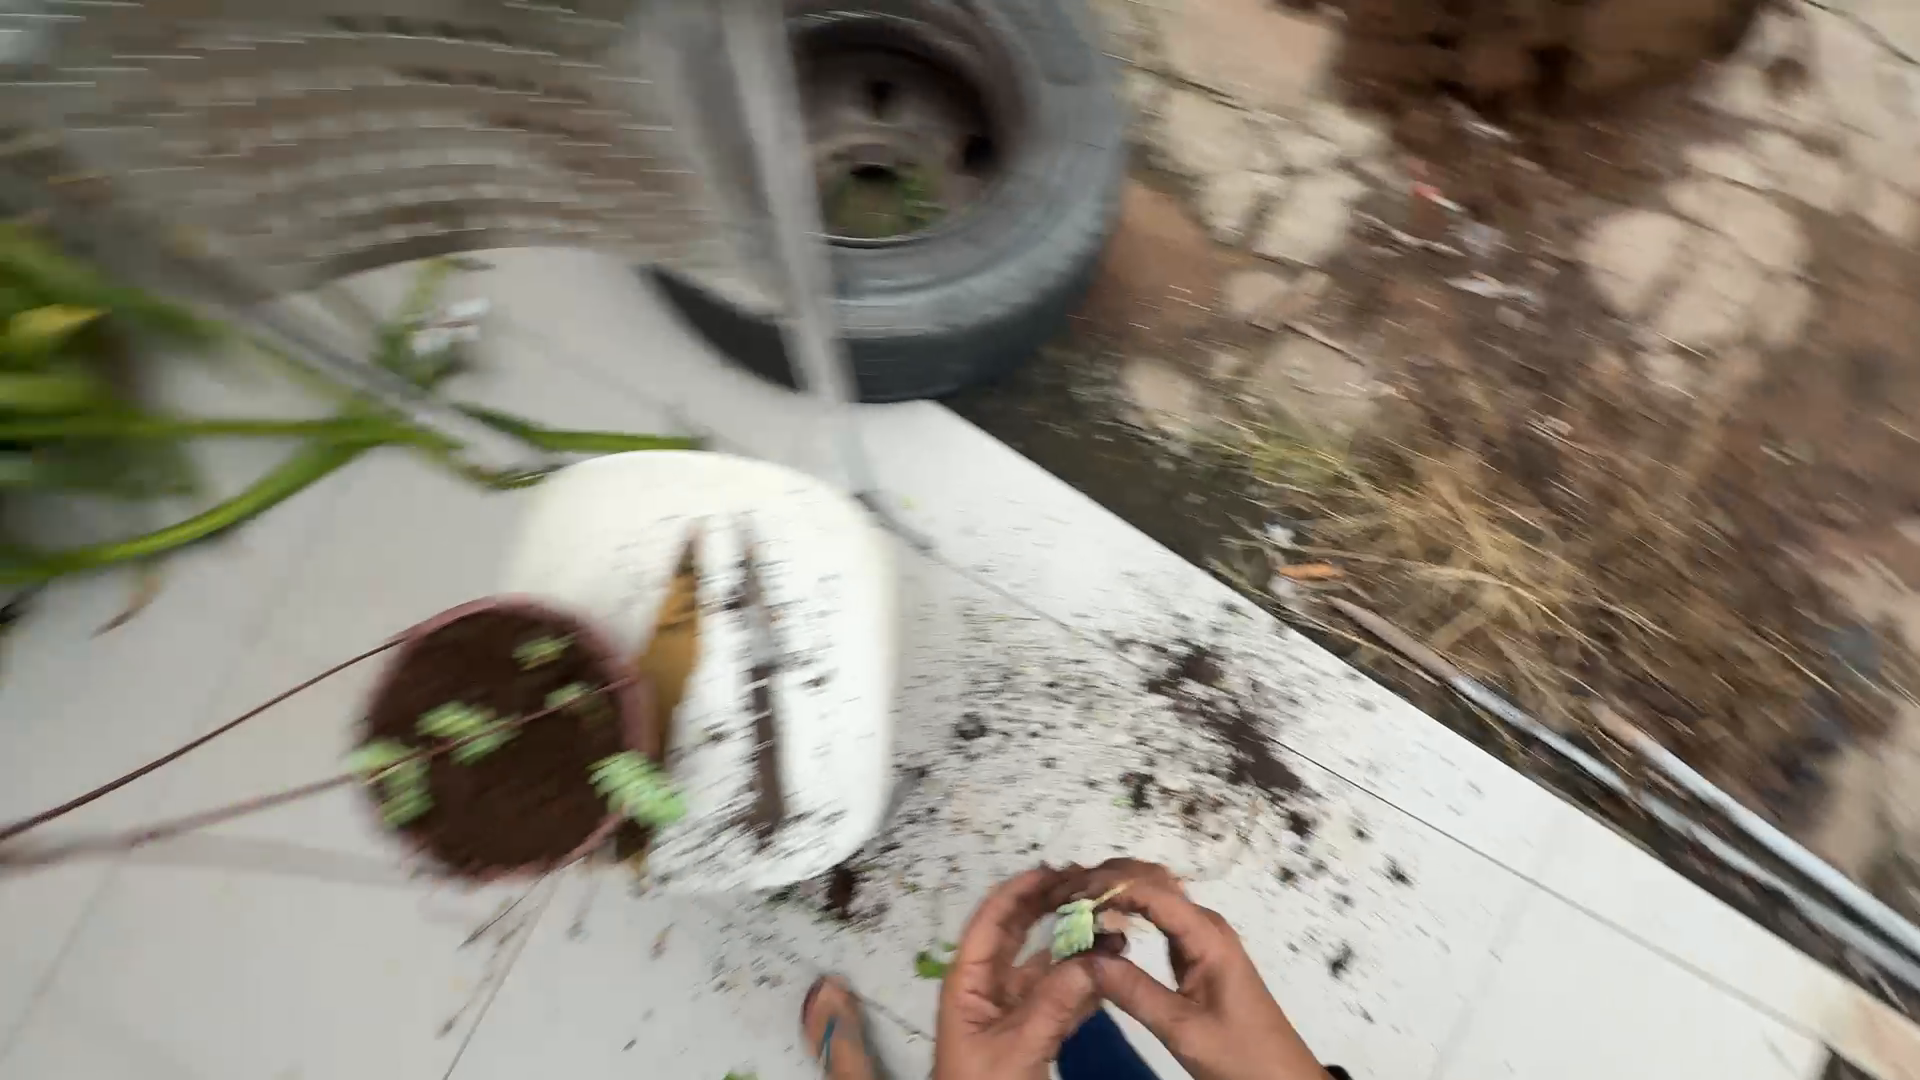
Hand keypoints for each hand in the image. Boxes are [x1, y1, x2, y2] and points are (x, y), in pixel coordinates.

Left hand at [933, 865, 1103, 1079]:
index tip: (1053, 870)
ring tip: (1111, 925)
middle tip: (1087, 886)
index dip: (1019, 890)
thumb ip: (1053, 1005)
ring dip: (1076, 944)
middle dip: (1050, 907)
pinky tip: (1111, 967)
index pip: (991, 920)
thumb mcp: (1015, 1049)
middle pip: (1018, 932)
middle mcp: (988, 984)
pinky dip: (1084, 982)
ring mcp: (1011, 1007)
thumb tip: (1093, 957)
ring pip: (1045, 963)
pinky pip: (1059, 996)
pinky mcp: (1032, 1031)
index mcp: (969, 979)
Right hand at [1081, 858, 1325, 1079]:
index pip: (1149, 889)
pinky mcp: (1194, 948)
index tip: (1069, 895)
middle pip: (1150, 878)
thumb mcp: (1183, 1031)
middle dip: (1106, 877)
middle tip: (1064, 891)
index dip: (1107, 886)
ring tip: (1074, 897)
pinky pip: (1156, 912)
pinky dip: (1125, 905)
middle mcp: (1202, 921)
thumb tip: (1082, 957)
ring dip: (1114, 886)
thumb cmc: (1240, 1056)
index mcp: (1205, 933)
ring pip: (1152, 889)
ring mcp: (1199, 933)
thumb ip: (1133, 992)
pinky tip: (1101, 915)